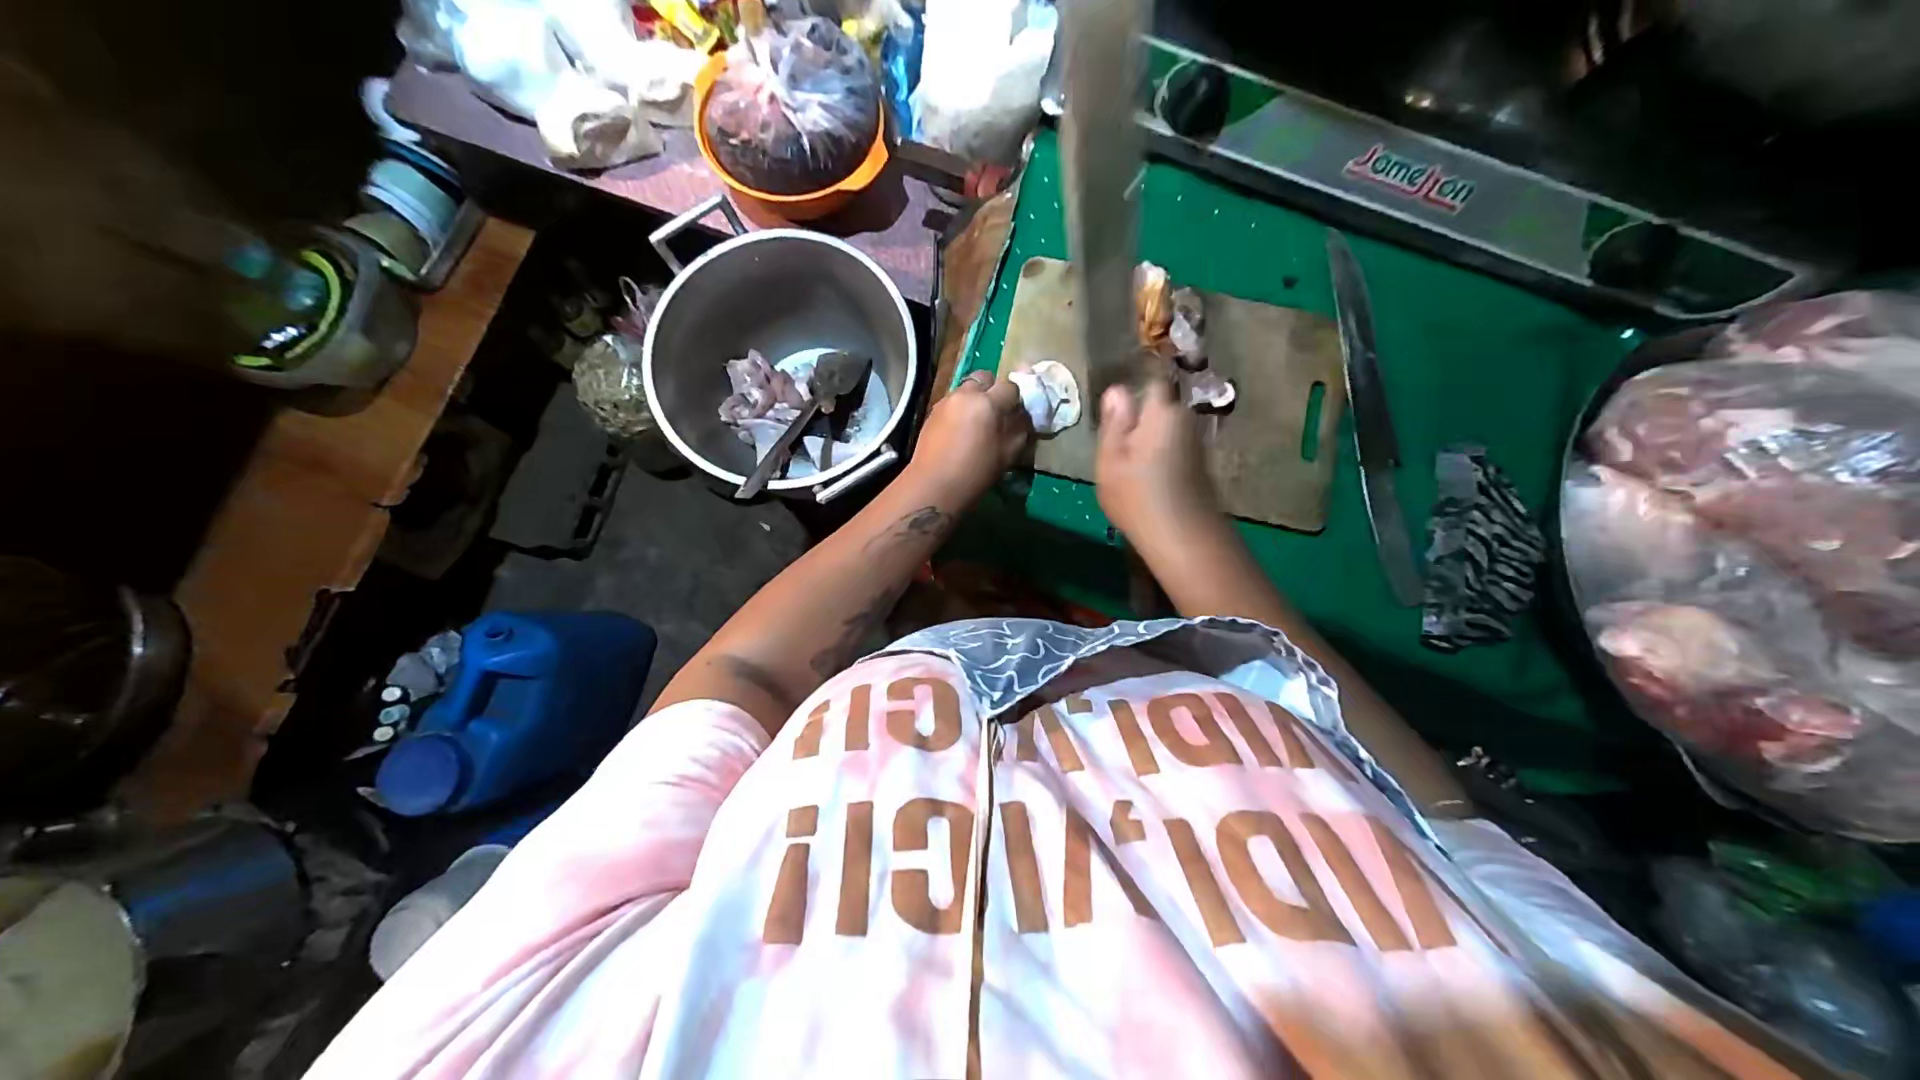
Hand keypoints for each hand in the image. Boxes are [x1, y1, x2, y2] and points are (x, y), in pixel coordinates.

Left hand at [906, 370, 1033, 502]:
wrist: (934, 486)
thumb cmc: (976, 473)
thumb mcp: (1007, 454)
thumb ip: (1019, 429)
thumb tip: (1023, 417)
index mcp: (987, 402)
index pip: (1010, 386)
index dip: (1016, 398)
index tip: (1017, 412)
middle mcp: (965, 394)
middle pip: (985, 378)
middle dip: (993, 389)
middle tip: (997, 412)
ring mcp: (946, 401)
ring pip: (966, 388)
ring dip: (975, 398)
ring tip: (977, 422)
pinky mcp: (932, 411)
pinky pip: (952, 401)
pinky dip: (960, 408)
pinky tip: (961, 429)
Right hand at [1095, 378, 1221, 547]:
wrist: (1182, 538)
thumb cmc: (1137, 495)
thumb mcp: (1110, 458)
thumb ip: (1115, 422)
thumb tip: (1117, 389)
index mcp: (1163, 411)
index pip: (1152, 382)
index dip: (1136, 389)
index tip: (1118, 405)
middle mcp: (1186, 420)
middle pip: (1161, 408)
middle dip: (1142, 418)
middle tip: (1116, 443)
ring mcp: (1197, 443)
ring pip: (1167, 430)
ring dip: (1151, 439)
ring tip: (1129, 463)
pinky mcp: (1200, 466)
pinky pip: (1175, 448)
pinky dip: (1162, 456)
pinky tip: (1148, 478)